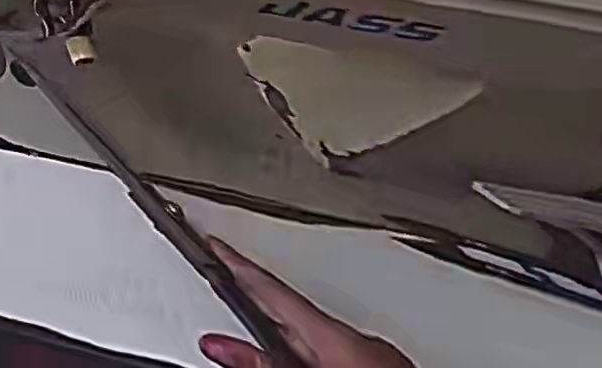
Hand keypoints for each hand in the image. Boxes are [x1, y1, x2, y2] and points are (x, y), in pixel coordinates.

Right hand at [200, 239, 415, 367]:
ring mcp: (386, 362)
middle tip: (226, 287)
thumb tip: (220, 346)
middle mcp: (367, 345)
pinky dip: (313, 355)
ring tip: (258, 344)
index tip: (215, 246)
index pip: (274, 288)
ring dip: (286, 338)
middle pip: (296, 314)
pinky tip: (300, 360)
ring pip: (320, 338)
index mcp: (342, 339)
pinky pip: (342, 355)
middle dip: (259, 306)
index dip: (238, 264)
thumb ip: (263, 364)